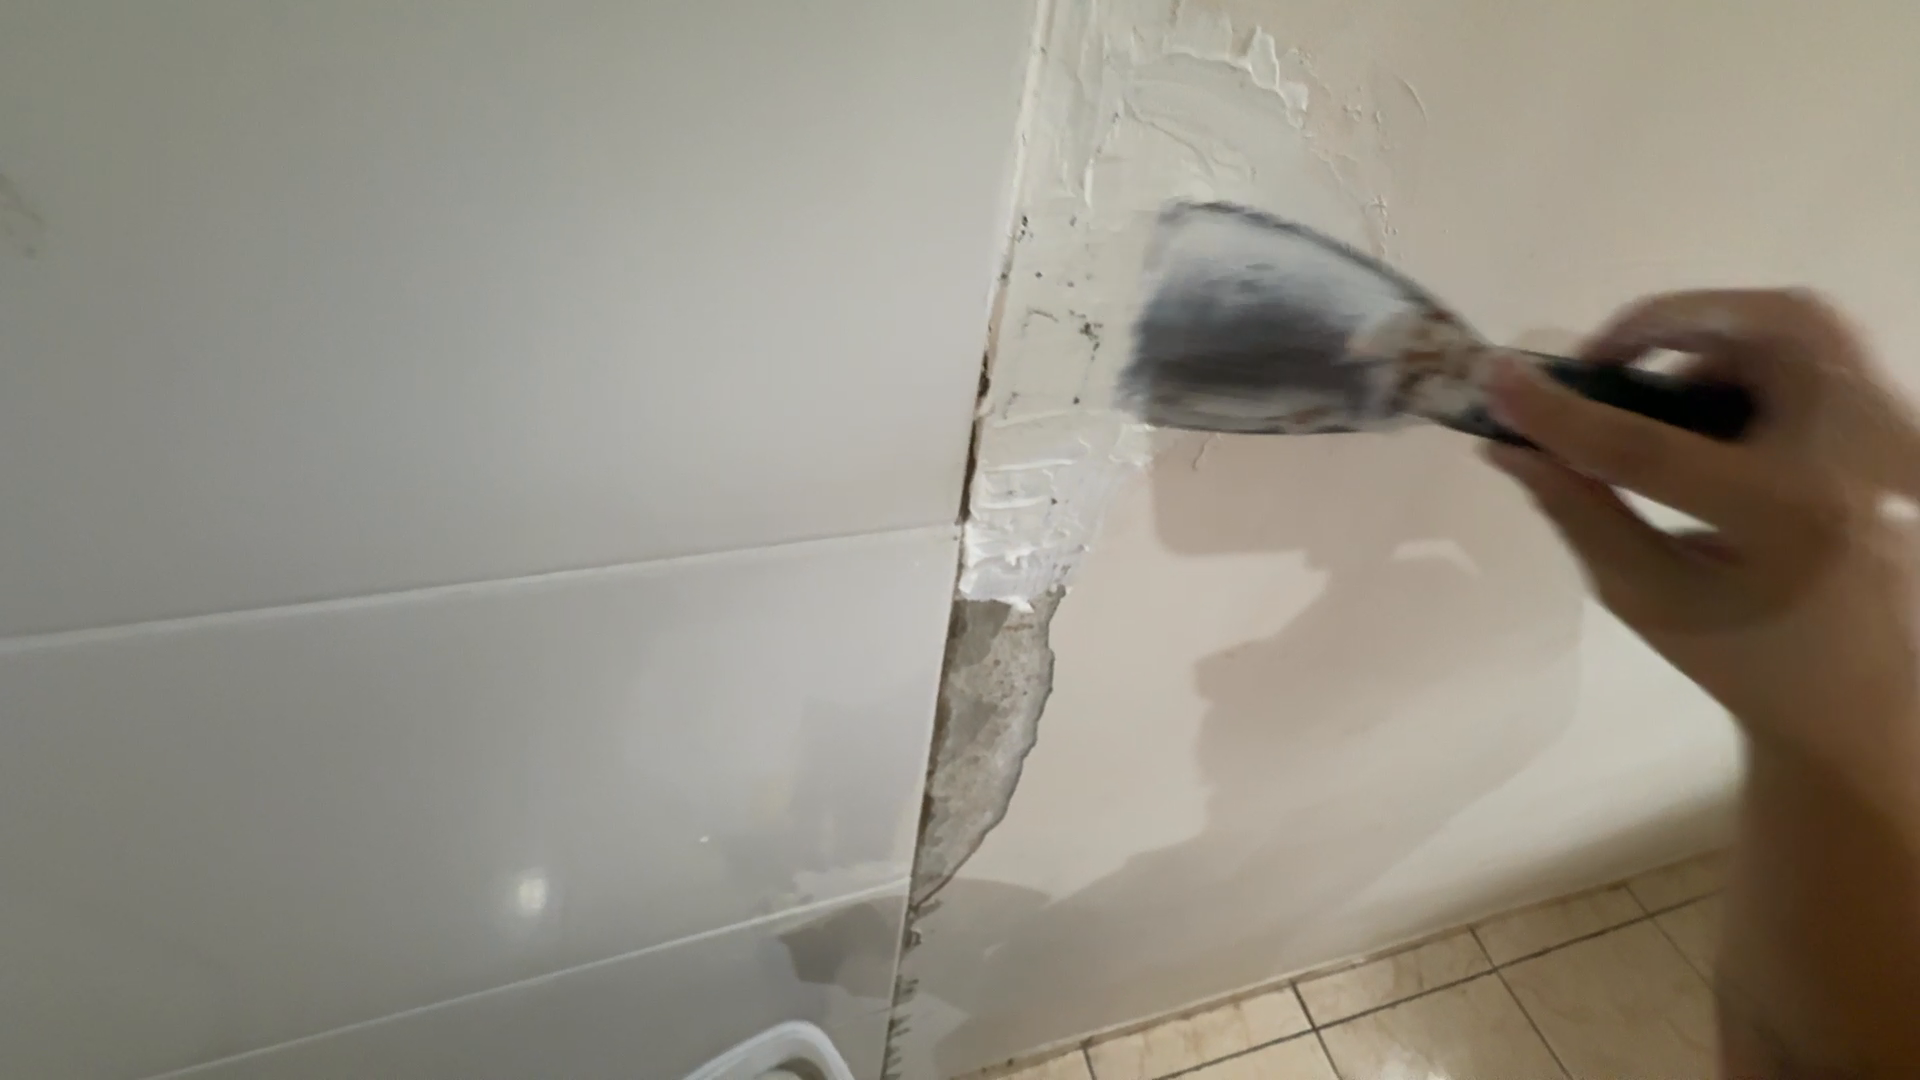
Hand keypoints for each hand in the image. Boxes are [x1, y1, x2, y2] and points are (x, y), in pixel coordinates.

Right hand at [1483, 289, 1919, 766]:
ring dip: (1699, 340)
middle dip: (1667, 321)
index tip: (1495, 378)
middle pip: (1779, 324)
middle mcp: (1857, 456)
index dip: (1560, 411)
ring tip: (1636, 395)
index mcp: (1787, 517)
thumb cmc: (1738, 653)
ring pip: (1797, 328)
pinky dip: (1730, 364)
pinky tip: (1691, 420)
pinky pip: (1805, 357)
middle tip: (1594, 361)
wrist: (1861, 690)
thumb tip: (1507, 447)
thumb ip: (1574, 508)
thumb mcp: (1637, 590)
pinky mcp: (1887, 428)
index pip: (1647, 445)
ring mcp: (1888, 435)